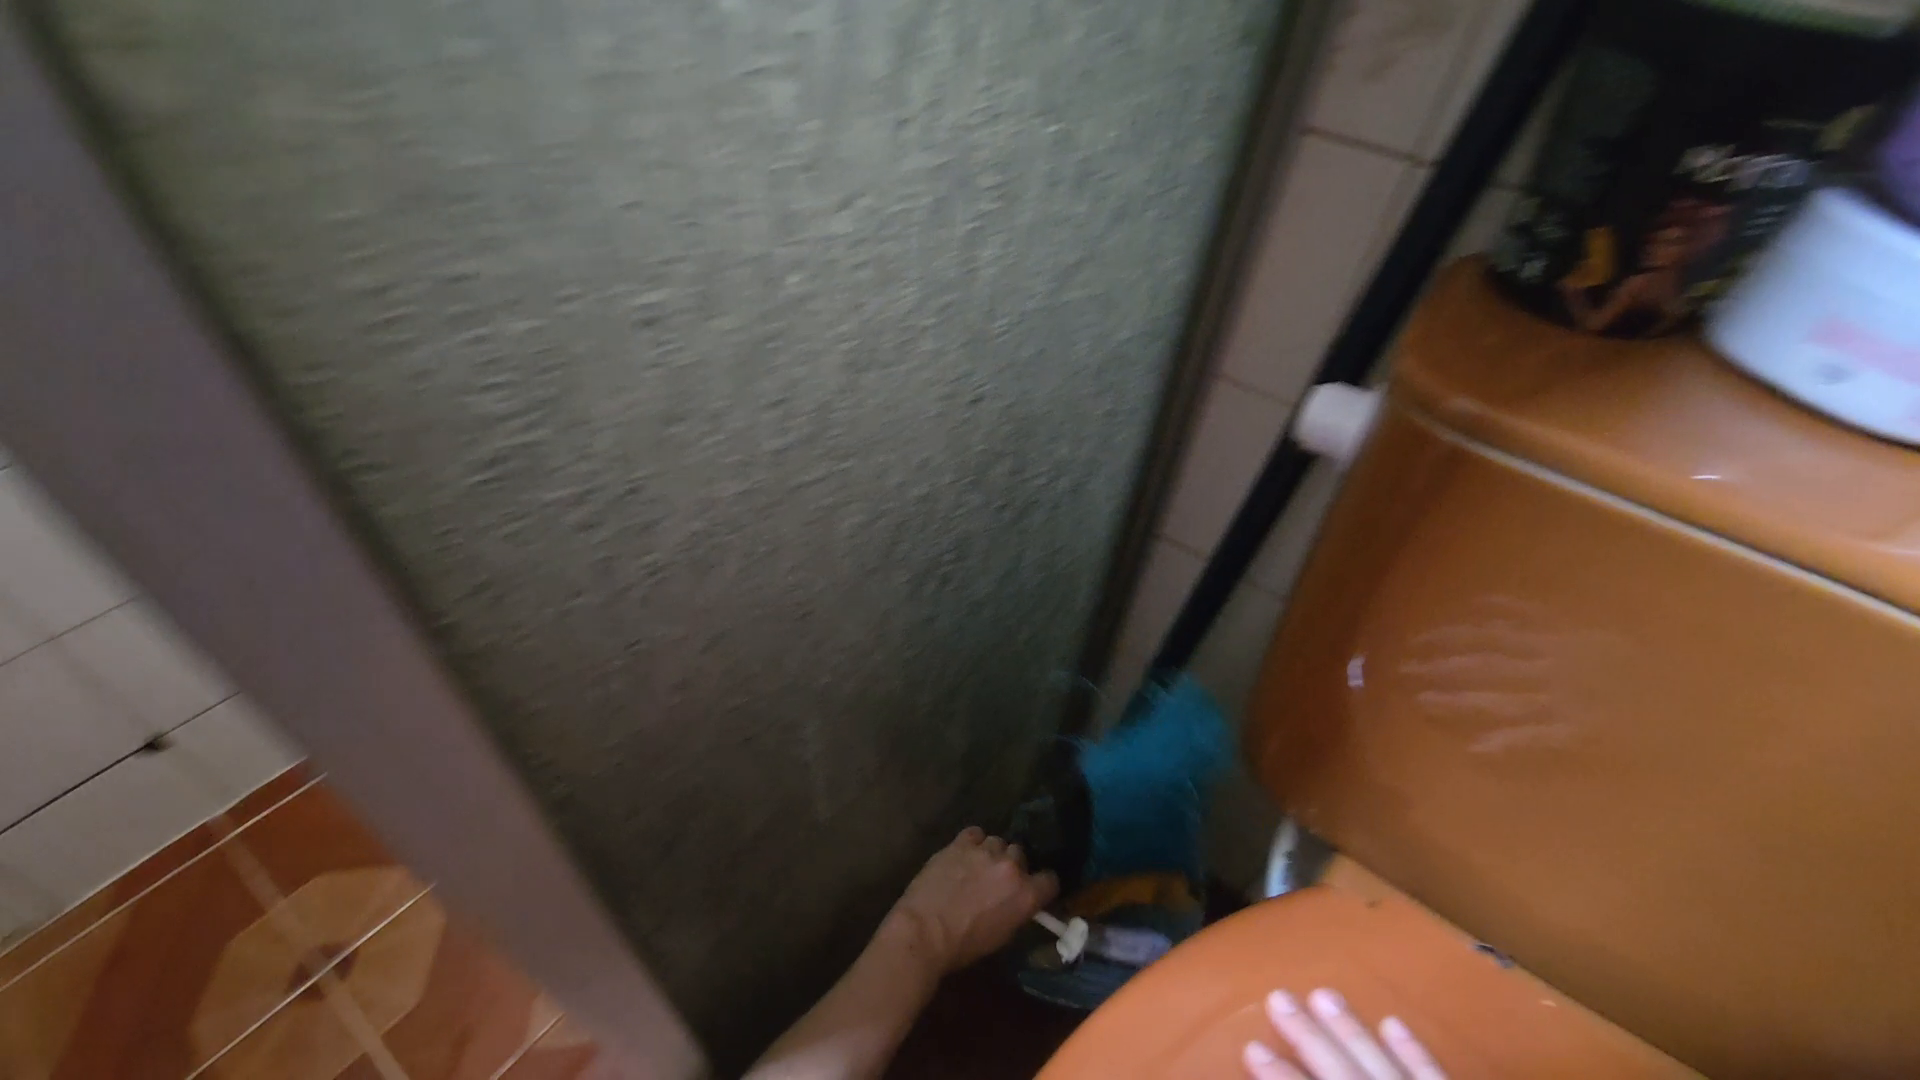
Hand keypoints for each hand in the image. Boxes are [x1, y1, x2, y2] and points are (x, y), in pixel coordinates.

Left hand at [886, 827, 1058, 973]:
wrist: (924, 931)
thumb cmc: (964, 945)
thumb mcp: (1002, 935)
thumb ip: (1018, 910)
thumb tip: (1020, 901)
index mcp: (1026, 894)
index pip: (1050, 879)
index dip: (1041, 885)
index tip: (1032, 889)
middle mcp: (1011, 867)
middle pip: (1021, 855)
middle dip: (1012, 866)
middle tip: (997, 880)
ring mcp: (985, 851)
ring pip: (998, 842)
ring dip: (991, 854)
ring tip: (976, 867)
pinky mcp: (960, 842)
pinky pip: (975, 834)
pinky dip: (972, 843)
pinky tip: (962, 855)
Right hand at [1243, 988, 1444, 1079]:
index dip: (1279, 1076)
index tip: (1251, 1047)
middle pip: (1344, 1075)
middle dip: (1309, 1037)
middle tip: (1278, 998)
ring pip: (1384, 1069)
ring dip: (1352, 1032)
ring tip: (1322, 994)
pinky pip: (1435, 1079)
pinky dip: (1415, 1054)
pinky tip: (1393, 1023)